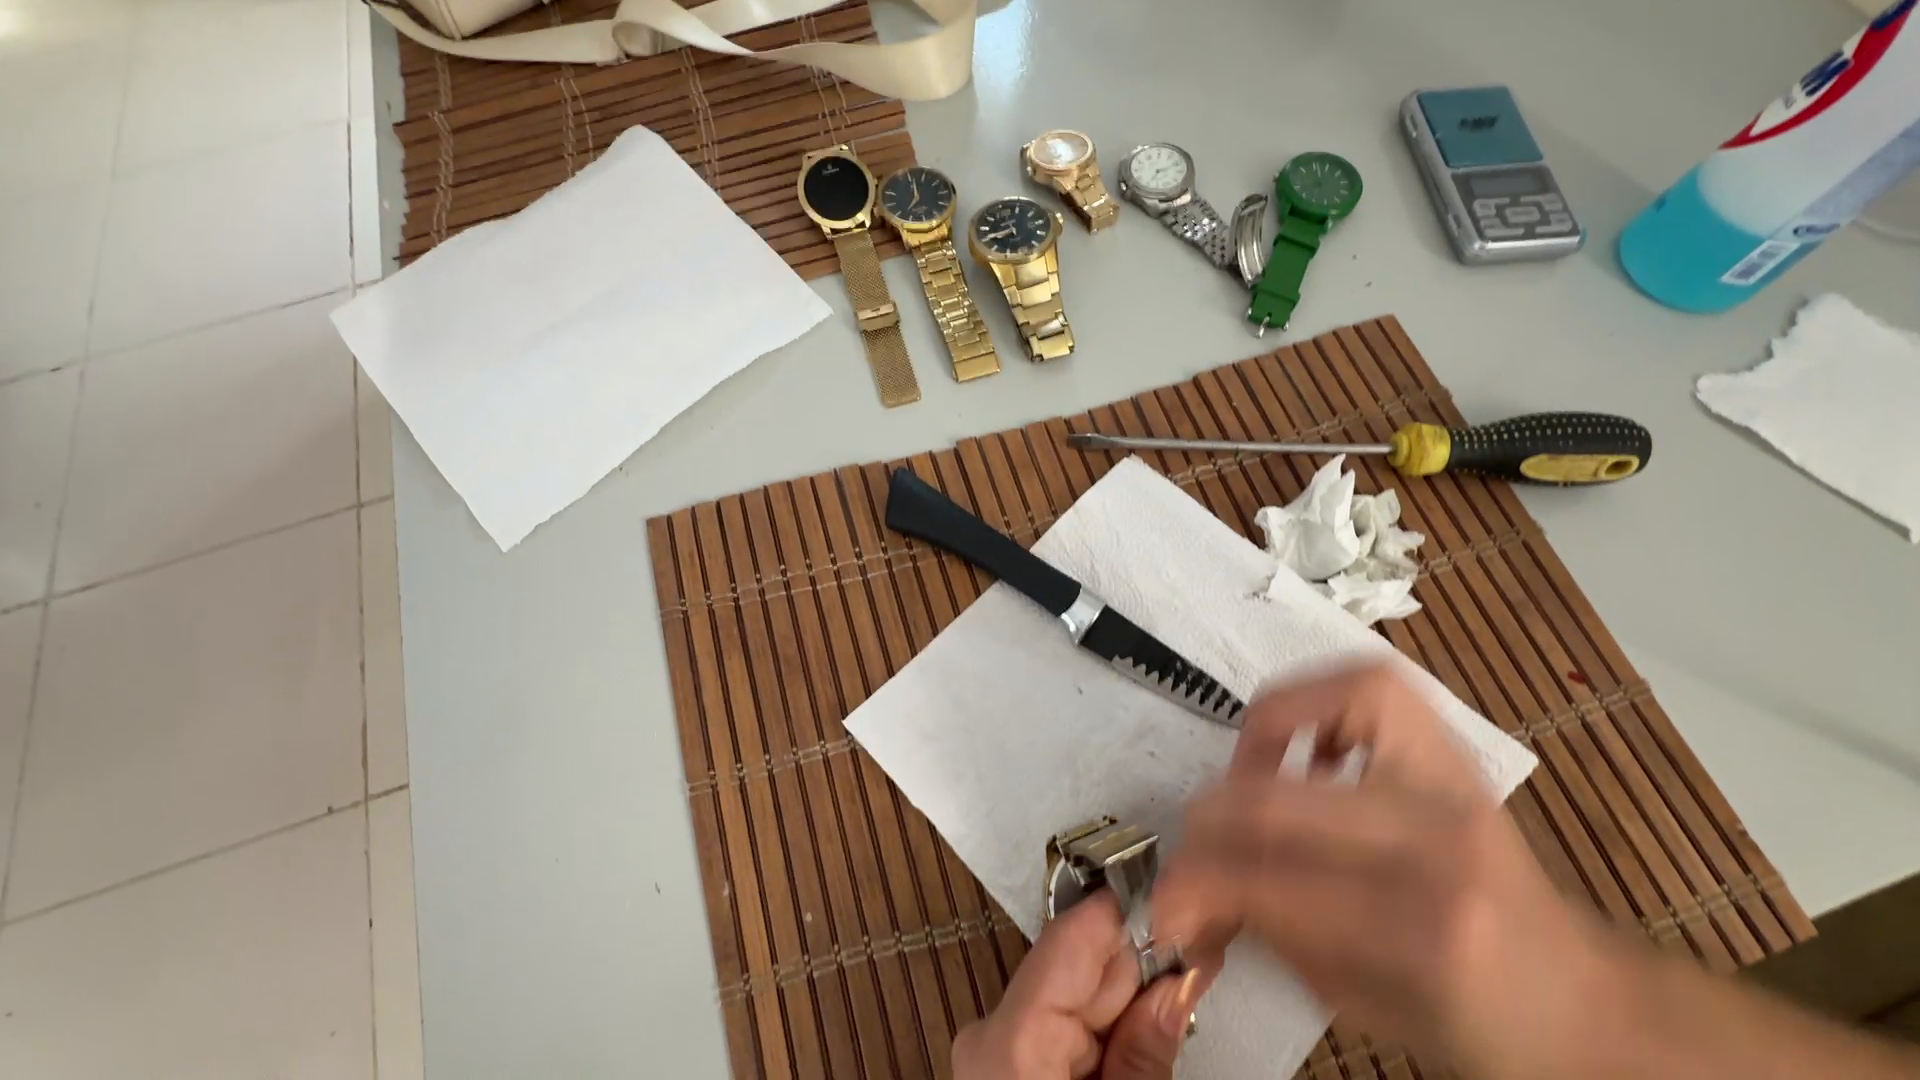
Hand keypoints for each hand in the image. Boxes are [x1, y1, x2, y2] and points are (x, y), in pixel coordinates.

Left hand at [951, 890, 1217, 1079]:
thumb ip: (1147, 1051)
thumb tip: (1177, 977)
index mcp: (1008, 1043)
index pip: (1072, 941)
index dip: (1129, 908)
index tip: (1181, 880)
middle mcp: (994, 1033)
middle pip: (1082, 967)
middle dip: (1146, 948)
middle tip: (1209, 927)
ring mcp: (1001, 1049)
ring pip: (1084, 994)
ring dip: (1140, 982)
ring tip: (1197, 960)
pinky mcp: (1016, 1065)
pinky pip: (1074, 1027)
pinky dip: (1117, 1018)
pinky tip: (1159, 1005)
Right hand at [1151, 664, 1611, 1078]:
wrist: (1580, 1003)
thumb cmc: (1472, 1026)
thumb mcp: (1358, 1005)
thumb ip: (1266, 932)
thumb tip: (1190, 888)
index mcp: (1421, 934)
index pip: (1266, 881)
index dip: (1192, 884)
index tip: (1164, 900)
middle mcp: (1441, 842)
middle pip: (1278, 798)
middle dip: (1208, 820)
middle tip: (1191, 842)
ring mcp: (1457, 784)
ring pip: (1338, 702)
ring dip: (1266, 732)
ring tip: (1249, 774)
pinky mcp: (1455, 755)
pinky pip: (1372, 687)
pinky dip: (1318, 699)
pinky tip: (1305, 750)